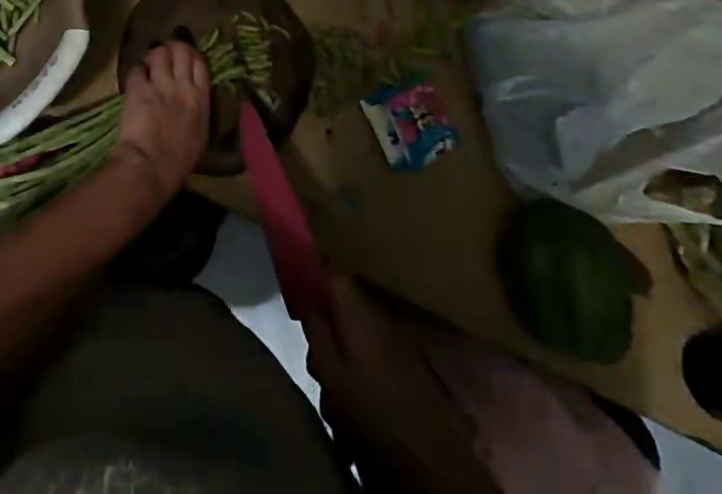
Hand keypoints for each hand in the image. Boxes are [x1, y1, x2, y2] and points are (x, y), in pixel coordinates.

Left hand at [115, 41, 209, 198]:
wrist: (152, 164)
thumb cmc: (180, 159)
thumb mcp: (200, 132)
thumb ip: (198, 109)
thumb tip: (193, 98)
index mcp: (202, 99)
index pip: (200, 63)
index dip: (191, 55)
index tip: (184, 58)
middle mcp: (183, 86)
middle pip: (181, 51)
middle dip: (172, 49)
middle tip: (164, 56)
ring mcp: (160, 85)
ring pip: (158, 53)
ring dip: (153, 56)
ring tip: (148, 63)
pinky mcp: (138, 88)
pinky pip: (137, 68)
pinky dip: (136, 71)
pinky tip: (135, 78)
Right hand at [304, 273, 502, 493]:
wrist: (431, 464)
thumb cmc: (372, 411)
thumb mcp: (329, 370)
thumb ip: (316, 328)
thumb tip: (305, 293)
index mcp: (361, 316)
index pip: (334, 272)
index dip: (312, 261)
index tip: (290, 259)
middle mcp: (382, 324)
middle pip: (341, 301)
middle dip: (320, 311)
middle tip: (302, 331)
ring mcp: (397, 347)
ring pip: (353, 328)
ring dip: (335, 341)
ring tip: (324, 371)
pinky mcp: (405, 370)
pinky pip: (367, 350)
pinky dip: (352, 360)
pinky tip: (346, 387)